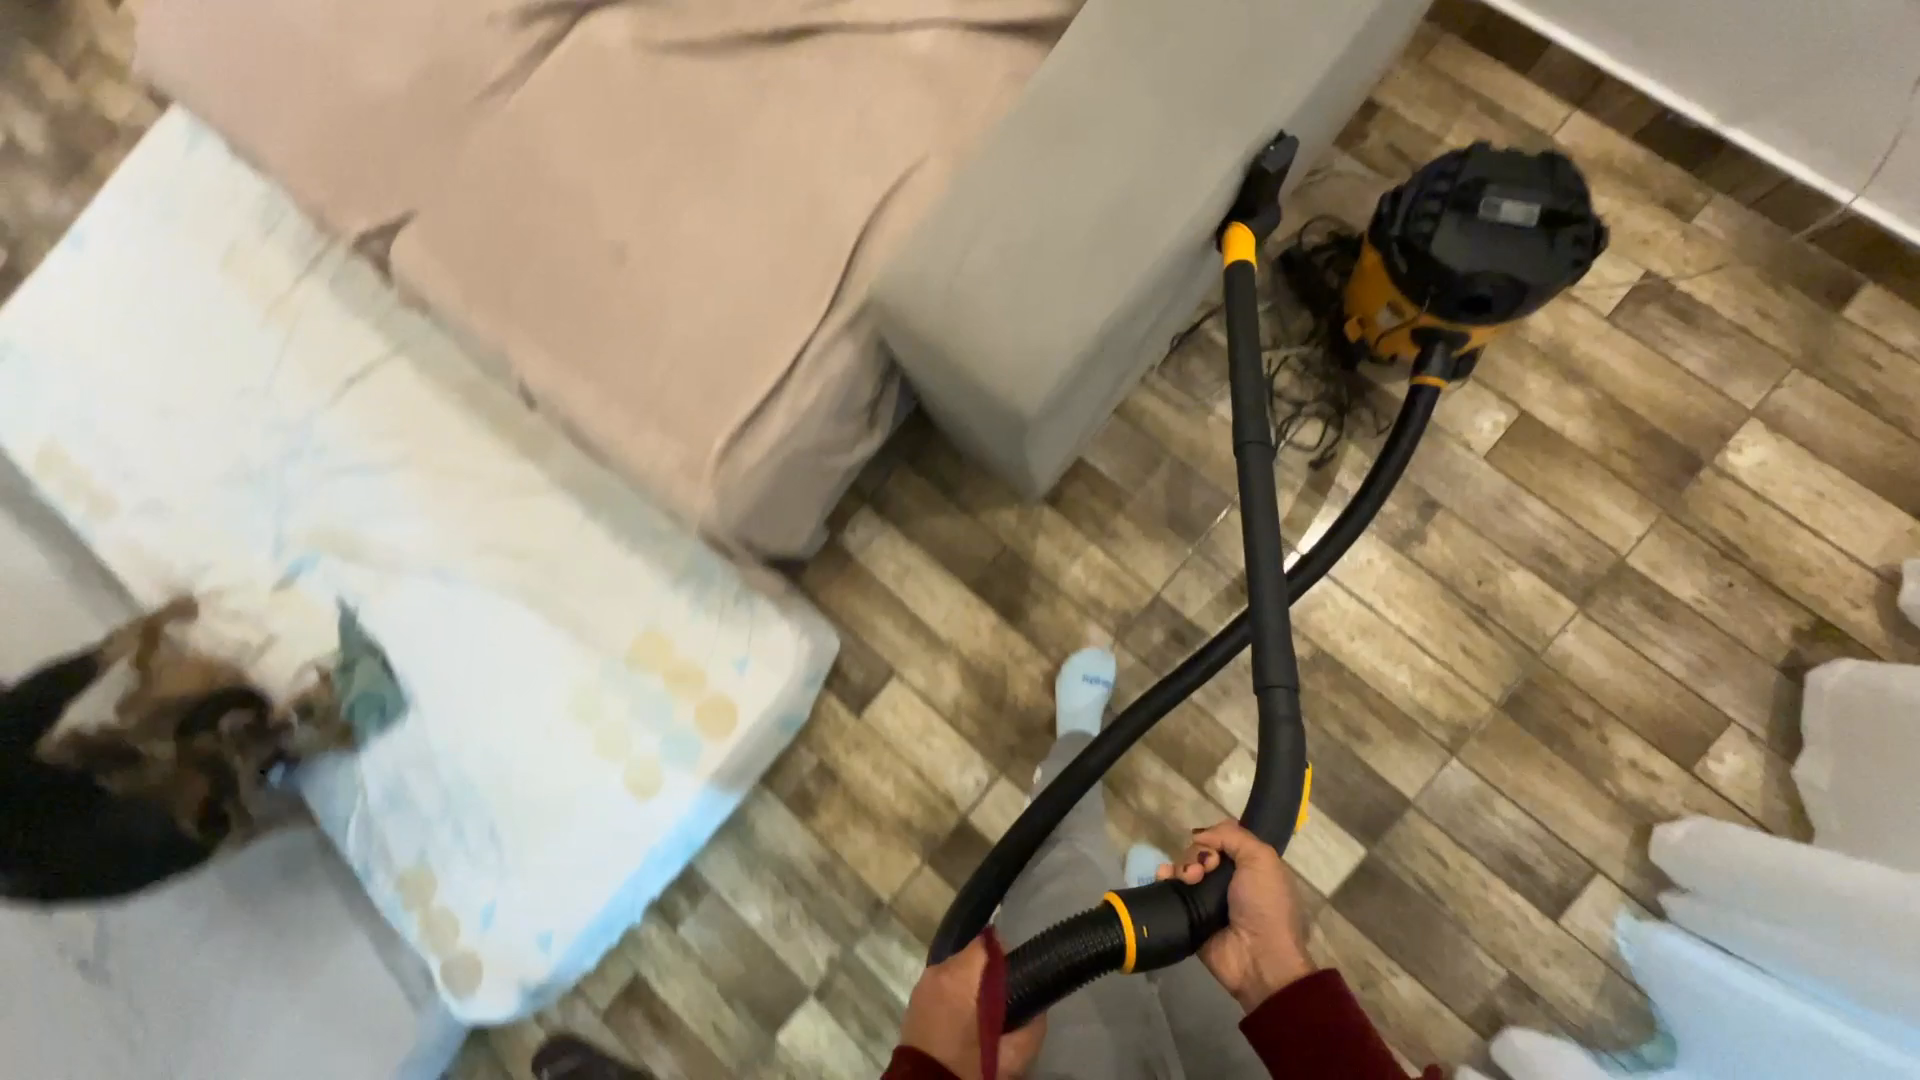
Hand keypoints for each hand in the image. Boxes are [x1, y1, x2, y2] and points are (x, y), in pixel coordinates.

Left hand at [899, 934, 1046, 1078]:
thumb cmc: (971, 1070)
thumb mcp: (1012, 1058)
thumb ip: (1032, 1026)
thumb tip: (1038, 1004)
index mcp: (960, 978)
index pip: (988, 942)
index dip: (1005, 954)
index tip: (1015, 973)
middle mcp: (939, 970)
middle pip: (972, 954)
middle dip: (988, 971)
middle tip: (1001, 999)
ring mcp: (924, 982)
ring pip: (957, 968)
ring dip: (970, 981)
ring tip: (981, 1011)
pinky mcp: (915, 995)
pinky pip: (943, 981)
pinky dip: (955, 991)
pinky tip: (961, 1016)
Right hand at [1158, 819, 1316, 1011]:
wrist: (1259, 958)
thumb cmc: (1265, 906)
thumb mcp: (1262, 860)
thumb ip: (1233, 836)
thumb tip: (1199, 835)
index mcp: (1248, 866)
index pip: (1221, 838)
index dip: (1214, 839)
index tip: (1216, 854)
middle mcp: (1226, 879)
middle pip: (1199, 851)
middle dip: (1197, 855)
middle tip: (1204, 872)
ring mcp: (1205, 897)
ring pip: (1183, 867)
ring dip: (1181, 866)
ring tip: (1187, 880)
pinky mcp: (1188, 914)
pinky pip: (1170, 888)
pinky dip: (1164, 877)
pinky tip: (1164, 877)